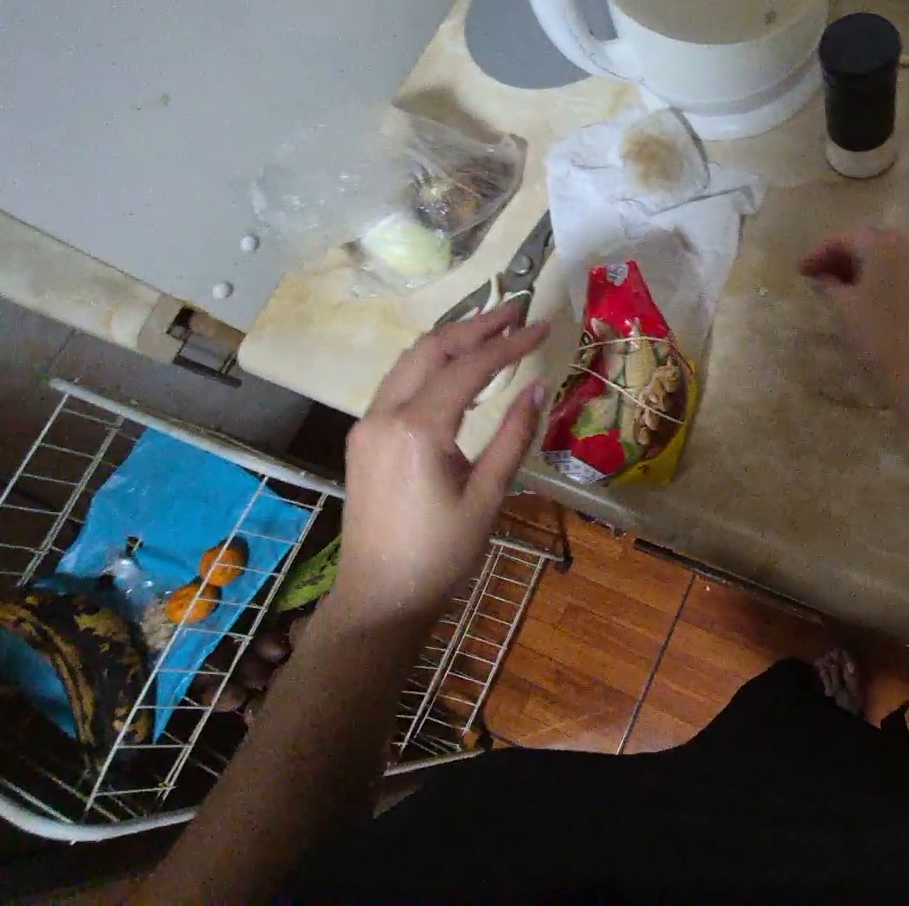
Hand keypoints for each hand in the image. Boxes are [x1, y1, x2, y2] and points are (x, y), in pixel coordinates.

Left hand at [332, 300, 549, 628]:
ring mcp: (368, 425)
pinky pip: (400, 385)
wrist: (380, 596)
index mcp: (417, 429)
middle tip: (517, 312)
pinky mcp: (365, 438)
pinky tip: (459, 371)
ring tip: (492, 329)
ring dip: (451, 341)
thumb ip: (513, 436)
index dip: (508, 344)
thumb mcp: (488, 496)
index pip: (468, 368)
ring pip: (409, 362)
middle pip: (430, 349)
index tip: (542, 326)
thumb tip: (538, 387)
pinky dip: (433, 366)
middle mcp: (384, 415)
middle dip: (475, 326)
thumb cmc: (441, 553)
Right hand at [800, 229, 908, 397]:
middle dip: (844, 257)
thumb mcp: (843, 310)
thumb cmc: (878, 337)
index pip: (845, 237)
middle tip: (822, 277)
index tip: (801, 272)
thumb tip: (822, 277)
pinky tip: (874, 299)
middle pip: (871, 242)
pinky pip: (908, 272)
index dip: (820, 252)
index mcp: (884, 245)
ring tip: (845, 289)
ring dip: (866, 268)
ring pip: (892, 257)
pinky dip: (887, 279)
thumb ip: (828, 286)